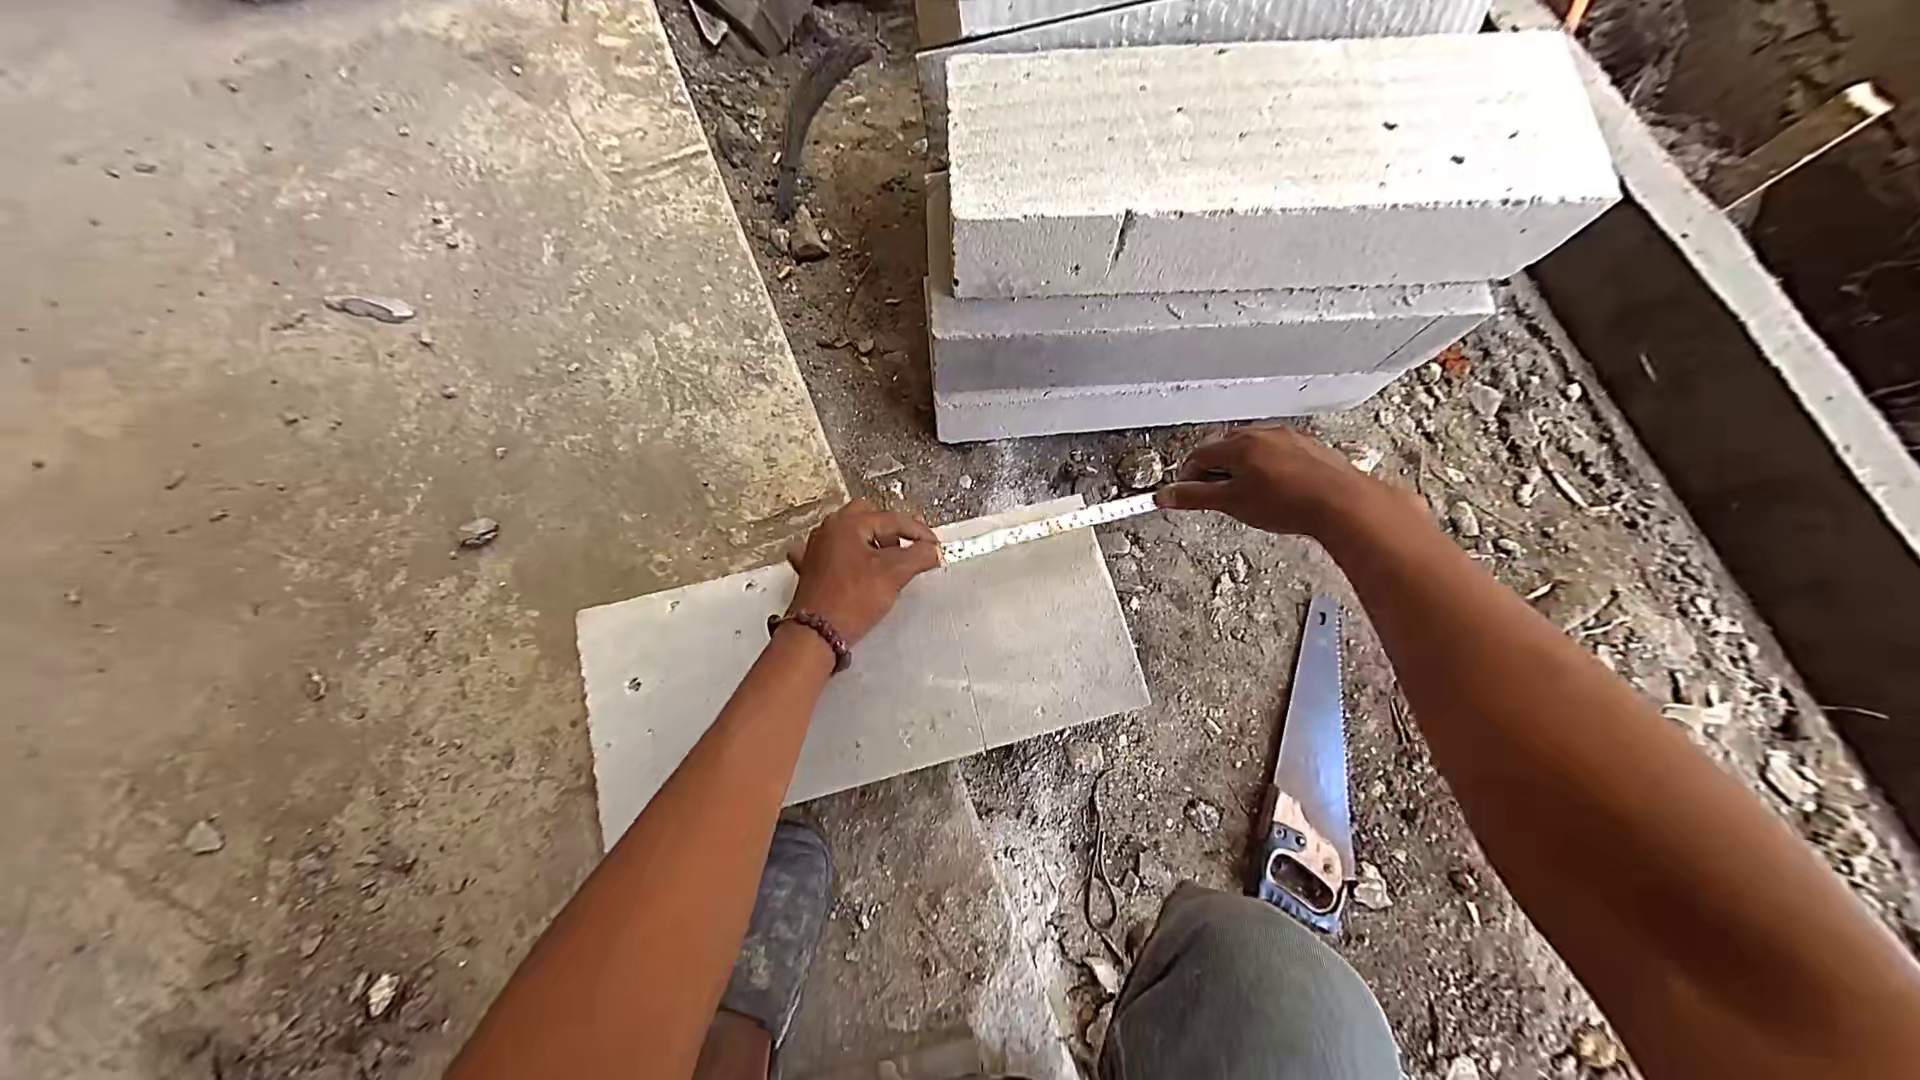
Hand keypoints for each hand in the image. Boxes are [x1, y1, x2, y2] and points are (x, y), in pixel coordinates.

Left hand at [783, 499, 940, 644]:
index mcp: (848, 523)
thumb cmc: (852, 600)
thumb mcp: (894, 574)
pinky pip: (834, 553)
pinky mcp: (812, 569)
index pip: (892, 519)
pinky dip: (849, 556)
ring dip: (872, 541)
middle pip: (869, 517)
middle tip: (910, 546)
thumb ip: (919, 556)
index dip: (919, 531)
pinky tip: (855, 566)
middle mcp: (829, 530)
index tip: (934, 546)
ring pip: (851, 534)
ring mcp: (817, 548)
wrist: (817, 633)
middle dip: (893, 530)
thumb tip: (932, 549)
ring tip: (889, 560)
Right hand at [1155, 425, 1418, 539]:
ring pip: (1252, 449)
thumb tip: (1167, 496)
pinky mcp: (1309, 449)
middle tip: (1215, 494)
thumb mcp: (1231, 503)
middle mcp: (1263, 434)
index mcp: (1239, 444)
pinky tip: (1275, 491)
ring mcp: (1289, 439)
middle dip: (1215, 470)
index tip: (1187, 492)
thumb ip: (1194, 497)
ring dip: (1242, 468)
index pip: (1199, 454)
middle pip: (1224, 447)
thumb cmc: (1290, 502)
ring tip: (1247, 495)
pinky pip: (1277, 453)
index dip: (1188, 476)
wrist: (1341, 504)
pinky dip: (1268, 468)